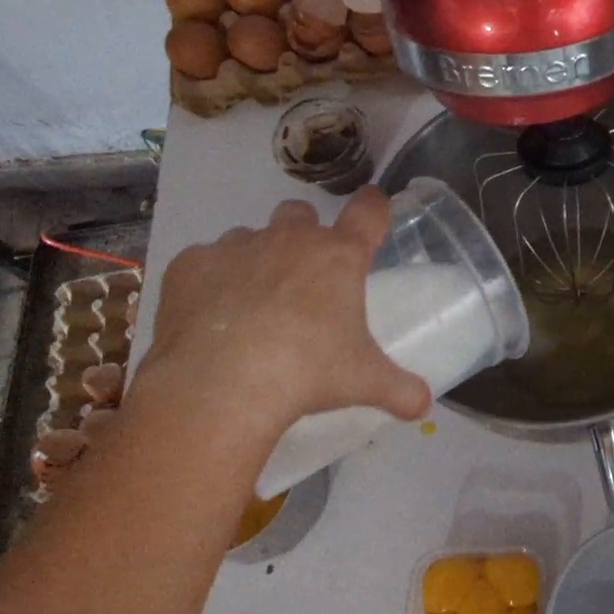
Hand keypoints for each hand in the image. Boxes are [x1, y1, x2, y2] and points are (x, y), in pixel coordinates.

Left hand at [133, 188, 431, 439]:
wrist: (218, 386)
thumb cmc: (306, 373)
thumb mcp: (364, 382)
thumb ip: (400, 389)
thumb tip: (424, 406)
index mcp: (341, 257)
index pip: (368, 211)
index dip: (373, 207)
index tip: (372, 210)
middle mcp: (291, 240)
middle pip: (301, 213)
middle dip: (305, 233)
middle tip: (305, 273)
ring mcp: (237, 247)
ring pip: (250, 235)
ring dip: (256, 256)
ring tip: (252, 300)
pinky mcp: (189, 265)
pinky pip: (204, 260)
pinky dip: (210, 279)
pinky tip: (209, 315)